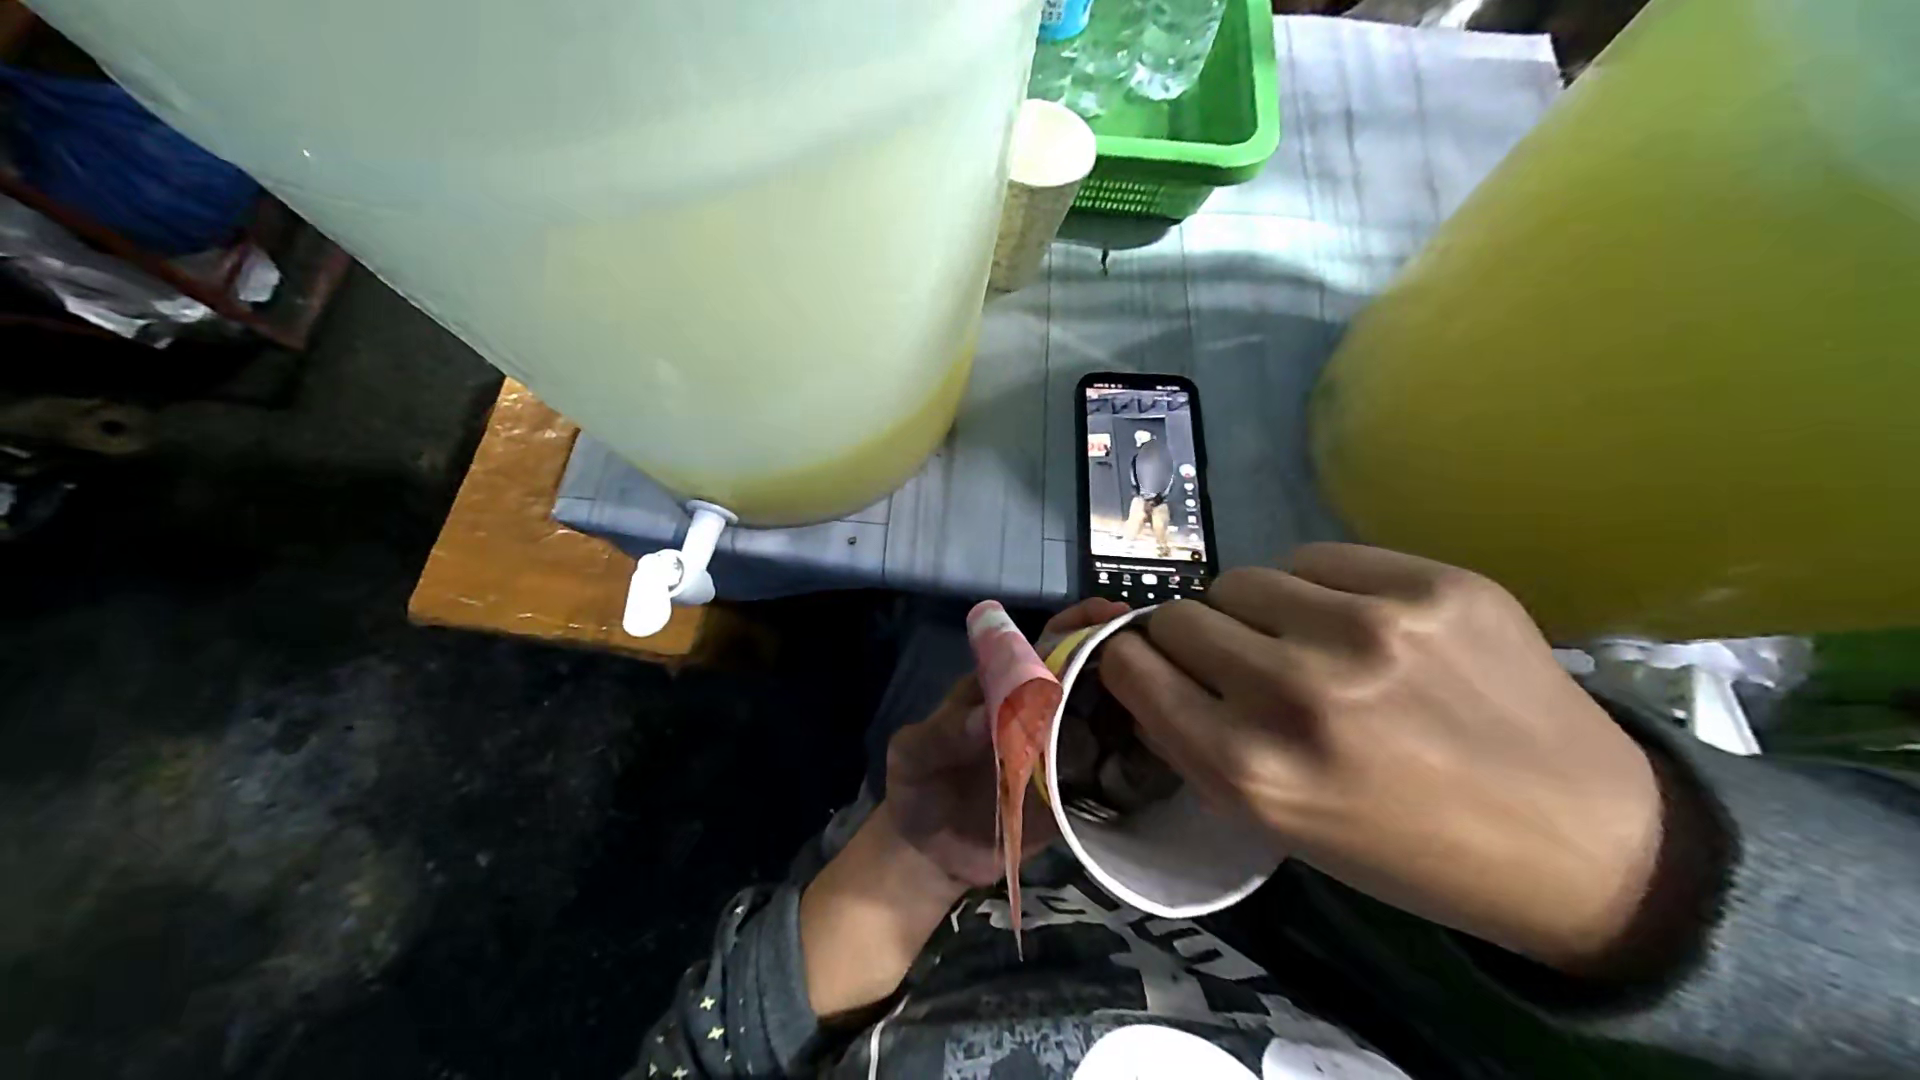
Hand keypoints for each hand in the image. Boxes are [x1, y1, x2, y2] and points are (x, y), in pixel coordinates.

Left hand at [802, 597, 1127, 1020]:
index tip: (1110, 613)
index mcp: (1004, 689)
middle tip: (1155, 665)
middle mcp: (1039, 715)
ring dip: (1135, 712)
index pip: (1045, 645)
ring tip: (1166, 711)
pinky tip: (1162, 761)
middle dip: (1121, 663)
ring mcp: (1058, 755)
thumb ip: (942, 733)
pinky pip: (1106, 778)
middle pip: (1087, 678)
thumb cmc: (916, 788)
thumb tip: (986, 718)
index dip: (1077, 625)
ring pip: (1105, 723)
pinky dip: (1132, 769)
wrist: (928, 853)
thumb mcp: (913, 754)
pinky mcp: (1069, 797)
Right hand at [1100, 544, 1664, 974]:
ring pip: (1240, 578)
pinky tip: (1363, 624)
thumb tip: (1140, 663)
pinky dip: (1317, 588)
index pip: (1130, 664)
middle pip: (1178, 615)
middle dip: (1194, 640)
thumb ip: (1190, 737)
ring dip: (1254, 612)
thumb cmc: (1403, 845)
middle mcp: (1297, 692)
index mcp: (1250, 770)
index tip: (1152, 663)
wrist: (1588, 844)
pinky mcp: (1431, 585)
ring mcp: (1368, 629)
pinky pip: (1313, 557)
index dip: (1131, 659)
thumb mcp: (1272, 820)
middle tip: (1242, 664)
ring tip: (1307, 643)